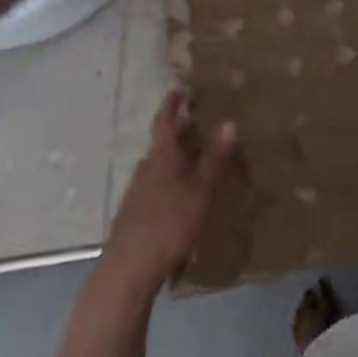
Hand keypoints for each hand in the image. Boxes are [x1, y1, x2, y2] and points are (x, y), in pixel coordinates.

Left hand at [105, 90, 236, 284]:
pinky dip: (167, 178)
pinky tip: (177, 195)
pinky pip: (153, 183)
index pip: (166, 121)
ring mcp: (136, 189)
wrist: (129, 266)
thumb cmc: (169, 223)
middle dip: (178, 132)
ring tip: (192, 159)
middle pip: (161, 142)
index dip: (172, 104)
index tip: (179, 90)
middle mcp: (146, 166)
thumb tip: (228, 121)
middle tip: (196, 124)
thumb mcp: (200, 191)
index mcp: (161, 156)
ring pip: (157, 164)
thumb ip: (214, 159)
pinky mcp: (133, 211)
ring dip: (173, 156)